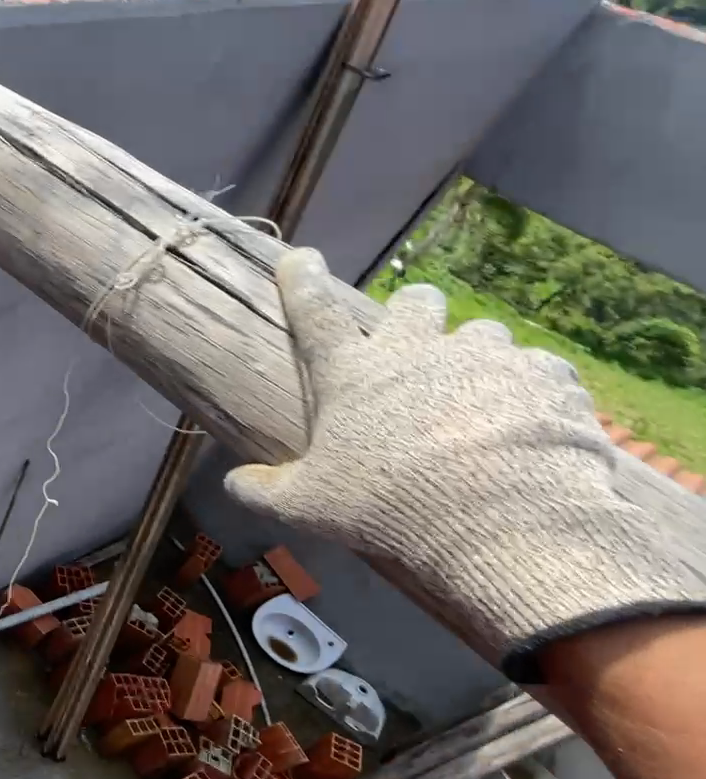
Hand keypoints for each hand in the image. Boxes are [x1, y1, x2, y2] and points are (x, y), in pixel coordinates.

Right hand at [225, 248, 705, 678]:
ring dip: (469, 357)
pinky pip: (536, 370)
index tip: (298, 258)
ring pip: (479, 333)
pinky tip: (519, 424)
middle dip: (411, 313)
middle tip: (409, 348)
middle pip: (415, 301)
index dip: (302, 282)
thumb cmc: (384, 504)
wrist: (502, 521)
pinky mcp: (547, 378)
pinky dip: (523, 391)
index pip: (316, 313)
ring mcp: (487, 358)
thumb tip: (233, 482)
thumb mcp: (303, 506)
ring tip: (469, 398)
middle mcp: (417, 352)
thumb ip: (260, 490)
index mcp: (352, 374)